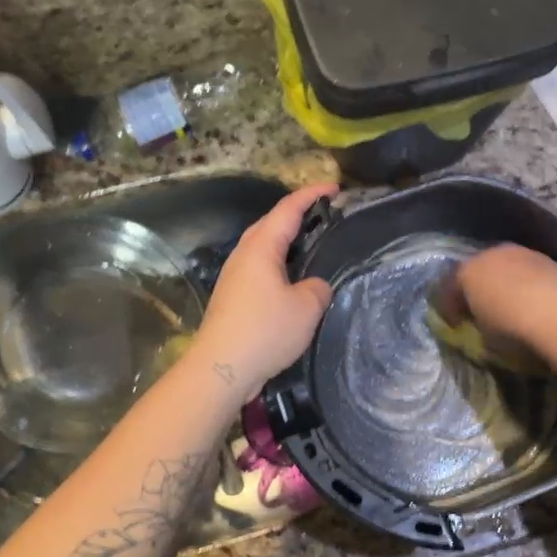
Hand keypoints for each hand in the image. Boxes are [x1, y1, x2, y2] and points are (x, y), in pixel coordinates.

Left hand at [192, 183, 337, 395]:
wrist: (221, 368)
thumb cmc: (265, 331)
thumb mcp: (307, 307)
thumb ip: (317, 287)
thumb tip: (313, 286)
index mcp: (261, 246)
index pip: (288, 208)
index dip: (312, 194)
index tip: (335, 188)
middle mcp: (244, 254)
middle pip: (272, 223)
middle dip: (298, 214)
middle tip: (326, 215)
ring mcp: (235, 276)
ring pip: (264, 247)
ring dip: (287, 241)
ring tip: (313, 244)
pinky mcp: (233, 297)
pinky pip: (261, 268)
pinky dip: (280, 264)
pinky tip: (294, 279)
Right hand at [443, 244, 556, 346]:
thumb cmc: (512, 328)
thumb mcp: (485, 335)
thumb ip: (478, 324)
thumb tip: (482, 324)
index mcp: (467, 272)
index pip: (449, 288)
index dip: (449, 308)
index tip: (456, 324)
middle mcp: (491, 254)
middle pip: (477, 270)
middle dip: (477, 289)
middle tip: (482, 310)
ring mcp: (521, 253)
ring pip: (504, 267)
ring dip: (504, 283)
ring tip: (511, 305)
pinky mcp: (547, 259)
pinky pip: (527, 271)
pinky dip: (526, 283)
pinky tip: (534, 300)